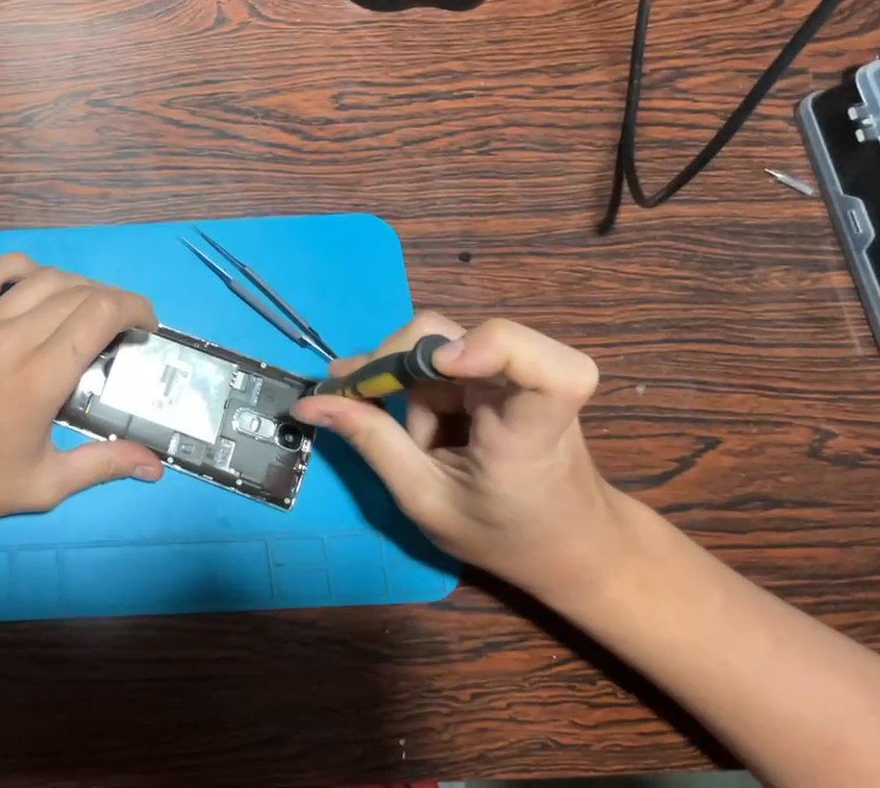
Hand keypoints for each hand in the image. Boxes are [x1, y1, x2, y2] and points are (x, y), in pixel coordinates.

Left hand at [0, 254, 165, 526]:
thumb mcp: (42, 485)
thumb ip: (102, 466)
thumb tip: (156, 467)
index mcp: (40, 376)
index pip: (100, 313)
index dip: (135, 308)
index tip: (147, 326)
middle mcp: (13, 336)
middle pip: (78, 291)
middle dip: (113, 301)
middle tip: (123, 328)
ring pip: (42, 278)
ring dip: (76, 285)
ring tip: (87, 309)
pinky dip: (21, 267)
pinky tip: (34, 284)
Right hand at [292, 313, 628, 603]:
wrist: (569, 542)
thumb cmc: (506, 533)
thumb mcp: (426, 500)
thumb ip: (373, 444)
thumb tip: (311, 403)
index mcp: (529, 431)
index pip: (549, 369)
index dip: (496, 347)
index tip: (443, 365)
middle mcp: (526, 388)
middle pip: (456, 337)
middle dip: (394, 362)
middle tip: (349, 392)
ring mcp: (510, 375)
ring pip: (433, 344)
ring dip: (395, 378)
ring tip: (372, 416)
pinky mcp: (495, 374)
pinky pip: (434, 358)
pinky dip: (403, 381)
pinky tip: (387, 409)